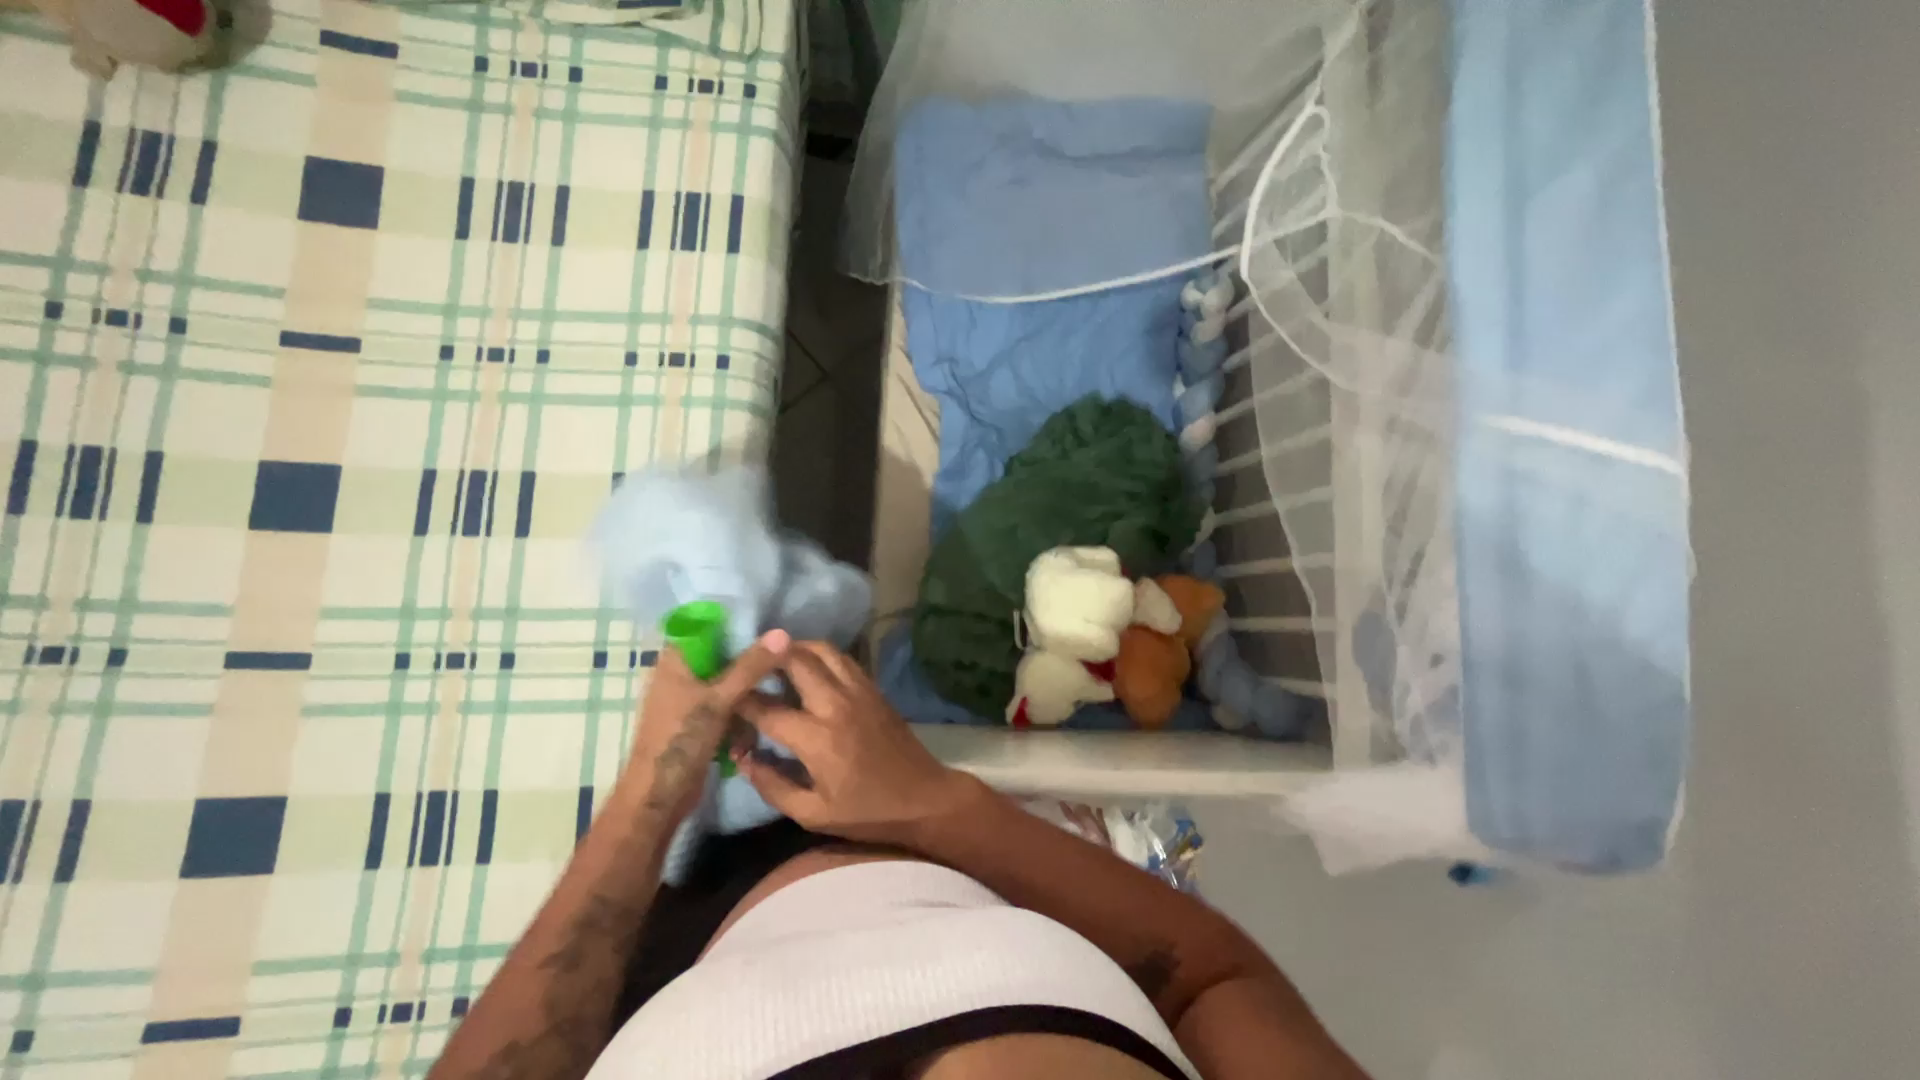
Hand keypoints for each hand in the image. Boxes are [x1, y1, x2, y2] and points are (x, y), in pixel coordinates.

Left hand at [625, 629, 790, 824]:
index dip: (738, 624)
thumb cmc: (681, 740)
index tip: (772, 627)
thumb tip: (783, 633)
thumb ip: (751, 667)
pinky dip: (742, 707)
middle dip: (749, 658)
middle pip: (721, 654)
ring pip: (726, 681)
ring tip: (781, 683)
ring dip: (748, 686)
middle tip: (785, 657)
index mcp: (675, 660)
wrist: (659, 796)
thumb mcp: (719, 699)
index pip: (708, 626)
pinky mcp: (697, 722)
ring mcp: (688, 699)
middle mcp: (679, 674)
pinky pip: (726, 704)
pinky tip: (765, 710)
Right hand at [735, 642, 983, 846]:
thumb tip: (742, 758)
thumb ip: (773, 785)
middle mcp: (836, 704)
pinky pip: (841, 658)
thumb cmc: (867, 813)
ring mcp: (858, 690)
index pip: (766, 708)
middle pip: (793, 659)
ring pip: (821, 649)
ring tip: (772, 661)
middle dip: (764, 659)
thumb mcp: (813, 813)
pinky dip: (818, 655)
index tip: (722, 703)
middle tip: (744, 668)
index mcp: (818, 738)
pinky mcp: (873, 688)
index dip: (739, 703)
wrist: (924, 798)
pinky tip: (806, 669)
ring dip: (794, 649)